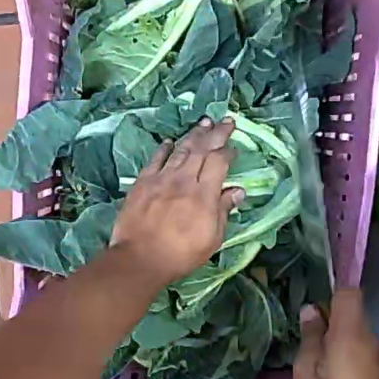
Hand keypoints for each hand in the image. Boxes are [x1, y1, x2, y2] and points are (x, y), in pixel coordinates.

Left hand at [109, 117, 243, 287]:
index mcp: (203, 194)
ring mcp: (161, 179)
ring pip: (180, 150)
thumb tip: (237, 191)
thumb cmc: (181, 254)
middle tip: (226, 120)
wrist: (140, 258)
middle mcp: (183, 180)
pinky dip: (164, 148)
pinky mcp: (142, 183)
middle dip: (216, 133)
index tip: (234, 149)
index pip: (219, 162)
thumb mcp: (212, 238)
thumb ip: (223, 210)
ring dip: (194, 134)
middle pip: (202, 149)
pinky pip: (156, 159)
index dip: (228, 152)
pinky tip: (170, 141)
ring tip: (204, 122)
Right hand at [294, 290, 378, 378]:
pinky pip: (367, 353)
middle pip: (355, 314)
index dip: (333, 294)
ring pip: (360, 335)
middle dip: (333, 322)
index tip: (316, 309)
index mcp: (352, 333)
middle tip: (311, 342)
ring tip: (322, 366)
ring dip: (343, 342)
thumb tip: (312, 311)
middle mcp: (373, 339)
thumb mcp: (306, 371)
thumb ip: (310, 337)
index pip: (350, 293)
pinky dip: (352, 357)